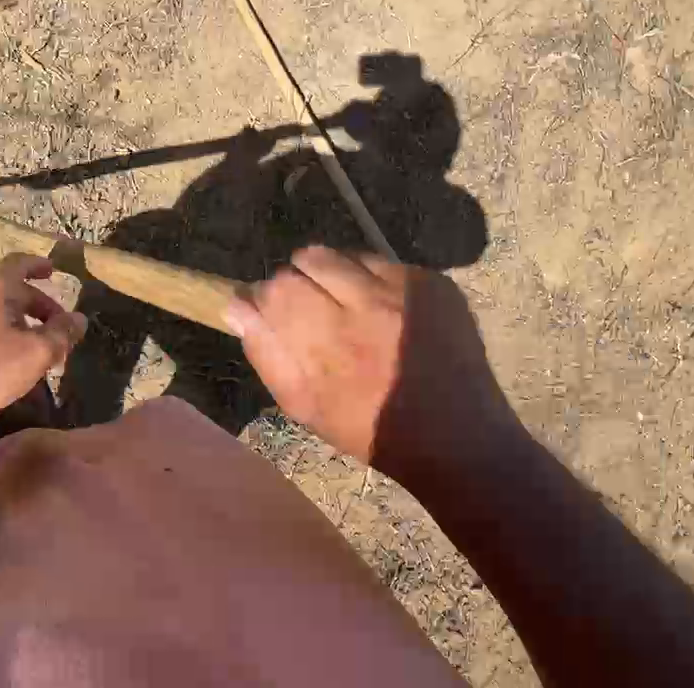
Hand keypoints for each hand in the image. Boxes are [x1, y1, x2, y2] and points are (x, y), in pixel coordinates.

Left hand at [0, 254, 86, 427]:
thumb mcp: (36, 353)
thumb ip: (61, 334)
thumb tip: (80, 319)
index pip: (18, 263)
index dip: (37, 264)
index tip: (53, 270)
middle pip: (13, 290)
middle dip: (40, 304)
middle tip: (60, 325)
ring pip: (2, 312)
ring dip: (26, 323)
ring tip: (45, 347)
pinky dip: (10, 335)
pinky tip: (18, 361)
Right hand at [225, 247, 518, 485]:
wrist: (457, 439)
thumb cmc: (367, 427)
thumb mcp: (302, 404)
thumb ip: (264, 351)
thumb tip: (236, 305)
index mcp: (324, 342)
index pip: (273, 287)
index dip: (269, 298)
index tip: (278, 315)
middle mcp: (361, 308)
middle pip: (304, 260)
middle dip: (298, 280)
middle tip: (311, 308)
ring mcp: (401, 291)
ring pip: (341, 255)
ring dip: (331, 273)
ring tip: (342, 303)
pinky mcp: (430, 283)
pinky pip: (380, 262)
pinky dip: (369, 278)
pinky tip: (379, 309)